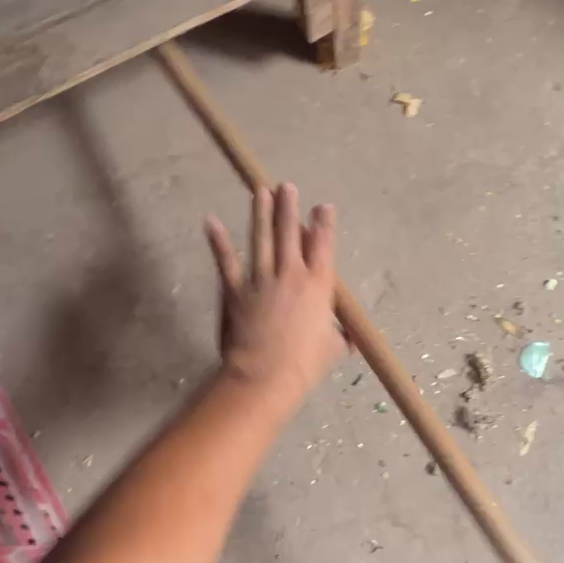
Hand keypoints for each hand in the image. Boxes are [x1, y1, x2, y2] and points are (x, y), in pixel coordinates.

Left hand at [204, 183, 345, 402]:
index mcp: (319, 286)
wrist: (265, 375)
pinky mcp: (235, 290)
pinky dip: (218, 241)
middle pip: (290, 232)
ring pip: (261, 238)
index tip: (323, 207)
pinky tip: (211, 221)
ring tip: (261, 190)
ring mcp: (260, 279)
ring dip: (260, 212)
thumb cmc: (304, 365)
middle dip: (289, 207)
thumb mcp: (332, 350)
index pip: (324, 245)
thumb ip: (342, 338)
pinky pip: (226, 260)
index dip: (324, 223)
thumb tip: (352, 341)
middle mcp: (291, 274)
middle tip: (287, 187)